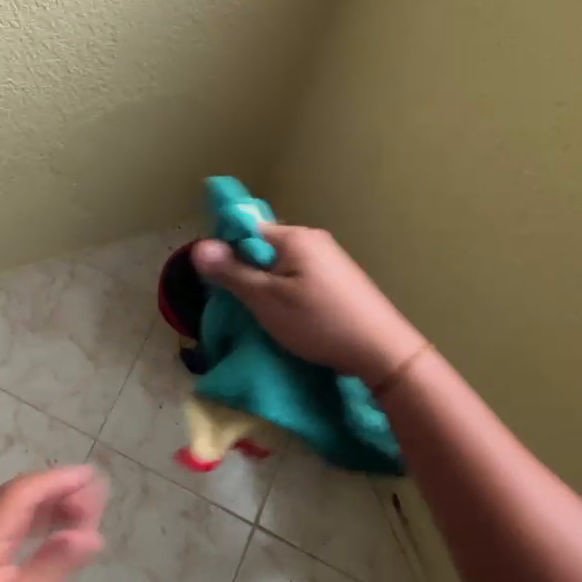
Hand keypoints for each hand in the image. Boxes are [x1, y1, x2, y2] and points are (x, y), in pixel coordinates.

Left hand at [0, 466, 107, 581]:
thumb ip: (52, 569)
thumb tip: (90, 536)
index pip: (21, 494)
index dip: (57, 481)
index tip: (91, 477)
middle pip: (19, 497)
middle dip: (59, 491)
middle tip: (98, 498)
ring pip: (16, 511)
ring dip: (51, 507)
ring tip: (89, 511)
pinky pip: (11, 528)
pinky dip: (39, 524)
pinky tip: (62, 532)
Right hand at [192, 223, 427, 382]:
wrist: (383, 352)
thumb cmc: (319, 322)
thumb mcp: (266, 300)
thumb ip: (232, 272)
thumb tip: (199, 246)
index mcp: (294, 237)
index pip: (244, 228)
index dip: (225, 251)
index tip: (215, 279)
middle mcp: (312, 239)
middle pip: (262, 246)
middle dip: (244, 269)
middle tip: (235, 302)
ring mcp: (328, 258)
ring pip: (279, 264)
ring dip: (264, 283)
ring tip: (259, 312)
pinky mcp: (338, 279)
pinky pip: (297, 275)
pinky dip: (284, 290)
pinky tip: (285, 314)